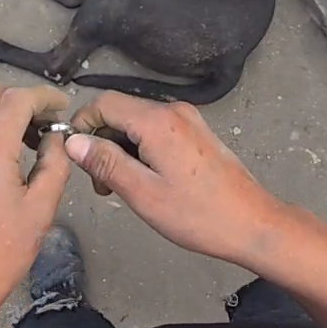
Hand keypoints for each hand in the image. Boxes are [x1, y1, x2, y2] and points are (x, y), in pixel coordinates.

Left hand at [0, 86, 73, 314]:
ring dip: (8, 115)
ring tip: (33, 141)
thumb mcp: (40, 209)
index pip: (17, 100)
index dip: (45, 97)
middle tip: (49, 122)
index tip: (63, 107)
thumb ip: (54, 164)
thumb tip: (55, 139)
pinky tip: (10, 157)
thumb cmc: (1, 252)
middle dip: (25, 101)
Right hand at [65, 93, 291, 268]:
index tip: (76, 158)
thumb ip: (105, 163)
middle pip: (120, 112)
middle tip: (102, 185)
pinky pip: (156, 131)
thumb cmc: (199, 214)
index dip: (82, 125)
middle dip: (101, 143)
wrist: (254, 224)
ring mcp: (187, 120)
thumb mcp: (143, 193)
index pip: (103, 103)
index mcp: (157, 121)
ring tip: (124, 188)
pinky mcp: (196, 133)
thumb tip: (72, 141)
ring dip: (121, 150)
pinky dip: (141, 150)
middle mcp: (173, 111)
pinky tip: (147, 181)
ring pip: (136, 123)